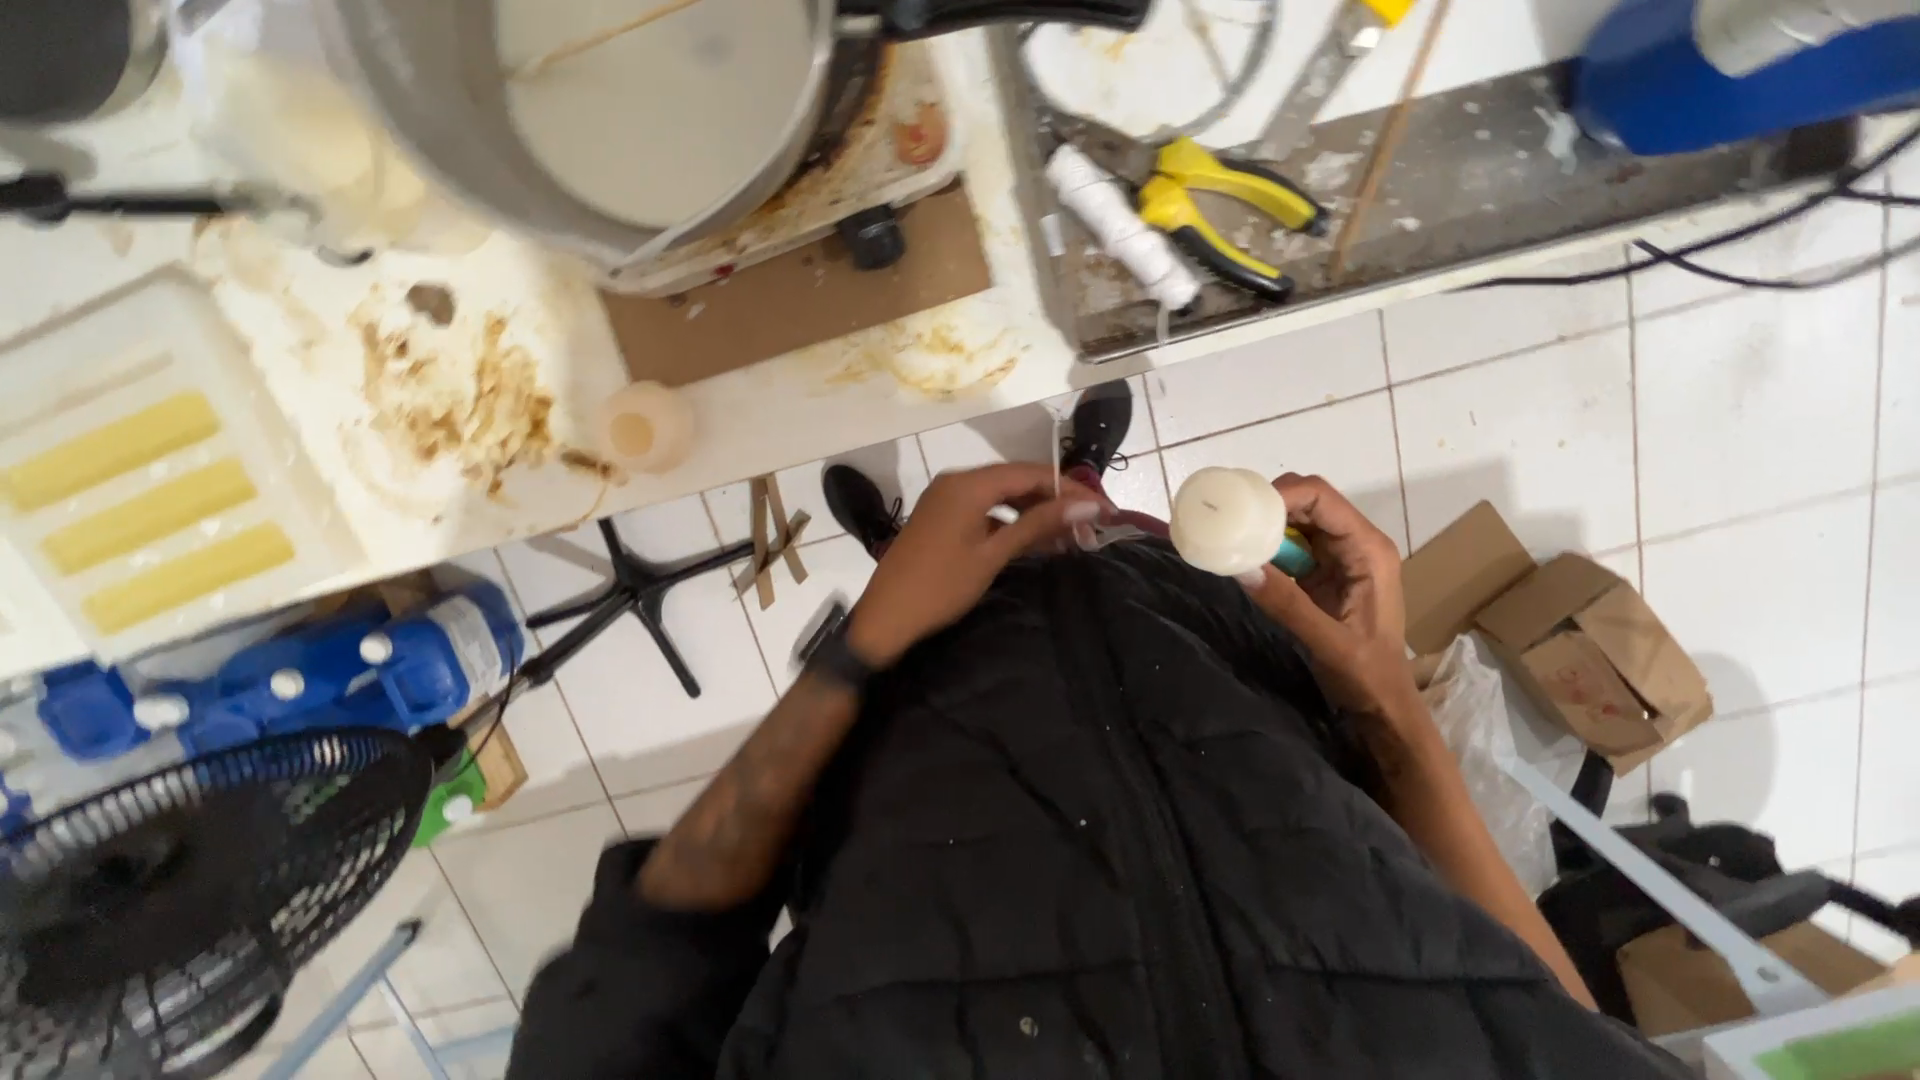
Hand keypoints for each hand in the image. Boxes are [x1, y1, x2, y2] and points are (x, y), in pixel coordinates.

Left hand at [848, 464, 1107, 667]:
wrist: (886, 617)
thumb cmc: (940, 587)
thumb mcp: (993, 555)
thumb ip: (1037, 525)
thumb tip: (1085, 506)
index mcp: (968, 484)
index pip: (1031, 473)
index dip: (1070, 489)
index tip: (1103, 508)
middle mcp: (956, 481)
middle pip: (1016, 480)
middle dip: (1055, 500)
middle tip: (1090, 525)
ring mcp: (946, 497)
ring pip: (1001, 495)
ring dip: (1034, 511)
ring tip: (1068, 535)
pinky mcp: (941, 516)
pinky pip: (984, 508)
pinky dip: (1010, 520)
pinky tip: (1033, 540)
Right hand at [1240, 473, 1420, 722]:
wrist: (1384, 704)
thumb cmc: (1368, 675)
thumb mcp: (1328, 642)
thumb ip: (1287, 604)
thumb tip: (1240, 566)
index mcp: (1368, 550)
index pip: (1321, 497)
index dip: (1280, 495)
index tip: (1241, 513)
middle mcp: (1355, 543)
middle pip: (1307, 499)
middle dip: (1267, 505)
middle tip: (1230, 525)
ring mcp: (1338, 556)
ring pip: (1295, 518)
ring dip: (1263, 524)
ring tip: (1231, 539)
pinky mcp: (1321, 571)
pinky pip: (1289, 544)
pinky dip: (1264, 545)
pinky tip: (1243, 558)